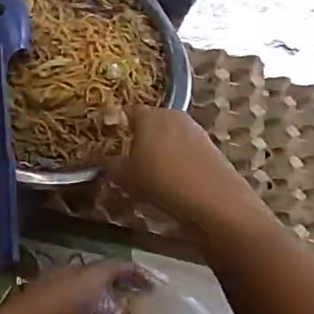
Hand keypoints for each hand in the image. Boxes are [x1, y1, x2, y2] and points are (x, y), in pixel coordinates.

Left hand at [0, 260, 150, 313]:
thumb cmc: (62, 302)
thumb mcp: (91, 276)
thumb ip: (116, 269)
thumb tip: (140, 268)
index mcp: (73, 277)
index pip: (105, 274)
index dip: (126, 278)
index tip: (150, 286)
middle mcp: (73, 299)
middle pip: (108, 301)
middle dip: (122, 307)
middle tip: (140, 312)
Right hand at [107, 107, 276, 238]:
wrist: (215, 201)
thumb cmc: (163, 183)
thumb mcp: (126, 178)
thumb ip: (109, 165)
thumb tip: (97, 160)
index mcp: (149, 116)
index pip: (127, 111)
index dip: (115, 123)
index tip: (108, 139)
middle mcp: (173, 115)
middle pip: (149, 122)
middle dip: (138, 137)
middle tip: (127, 159)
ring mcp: (195, 129)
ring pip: (168, 135)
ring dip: (158, 149)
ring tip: (150, 173)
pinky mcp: (210, 146)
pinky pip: (184, 148)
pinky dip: (175, 159)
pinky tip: (173, 179)